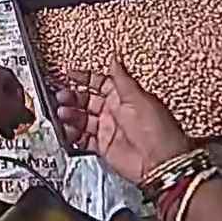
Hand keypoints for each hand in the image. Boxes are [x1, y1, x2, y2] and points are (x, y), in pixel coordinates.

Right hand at [53, 55, 191, 185]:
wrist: (160, 162)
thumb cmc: (155, 129)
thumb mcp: (136, 97)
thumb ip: (121, 78)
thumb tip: (115, 58)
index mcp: (122, 97)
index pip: (98, 82)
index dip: (83, 78)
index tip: (68, 74)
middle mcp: (114, 112)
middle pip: (86, 100)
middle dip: (72, 97)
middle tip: (61, 96)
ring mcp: (108, 129)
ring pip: (82, 119)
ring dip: (70, 115)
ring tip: (62, 114)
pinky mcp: (104, 146)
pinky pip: (83, 138)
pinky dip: (73, 135)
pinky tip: (67, 131)